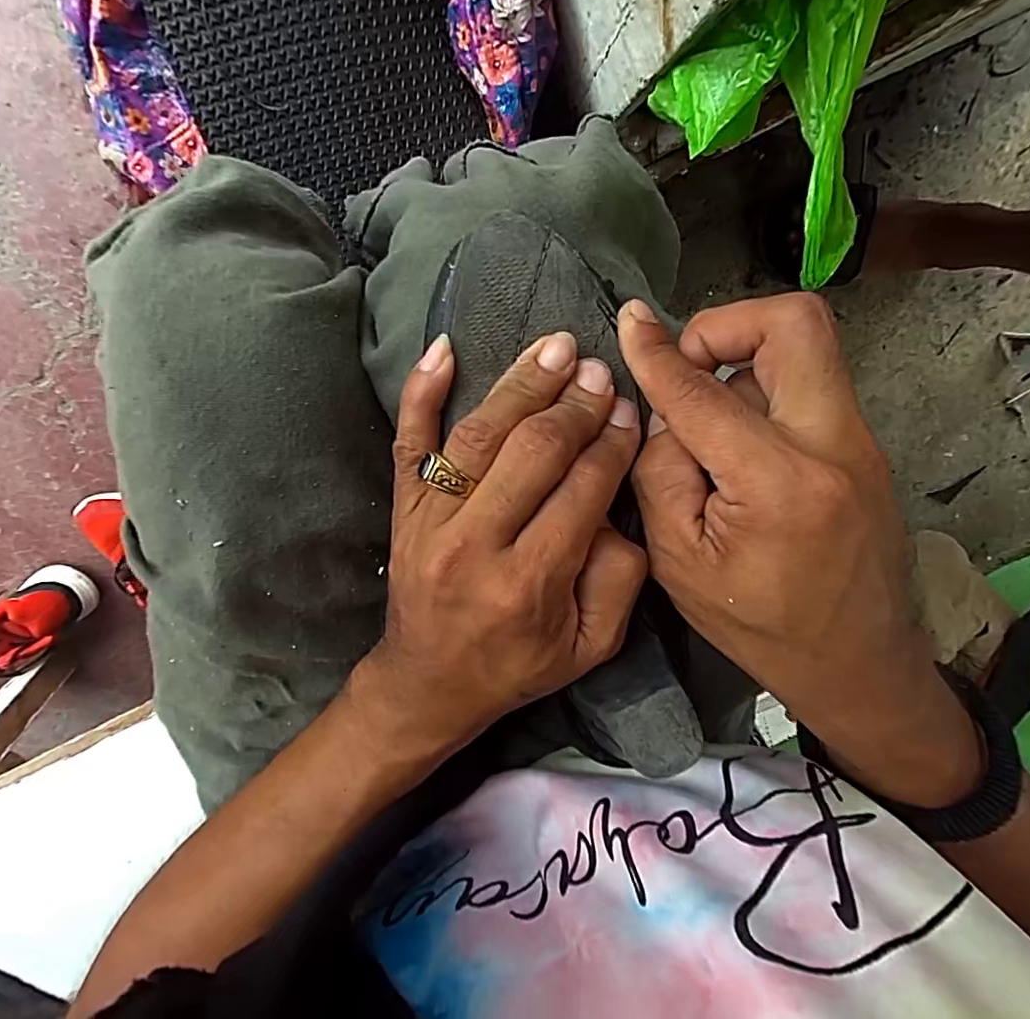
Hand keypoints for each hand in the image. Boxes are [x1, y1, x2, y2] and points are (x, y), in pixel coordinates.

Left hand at [349, 331, 648, 757]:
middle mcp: (474, 544)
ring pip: (478, 436)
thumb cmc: (514, 665)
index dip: (610, 443)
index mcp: (528, 582)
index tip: (627, 409)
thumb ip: (618, 577)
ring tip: (555, 349)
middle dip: (574, 406)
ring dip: (520, 385)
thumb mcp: (590, 645)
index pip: (581, 490)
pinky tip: (444, 348)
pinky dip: (421, 391)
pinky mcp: (402, 508)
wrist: (428, 682)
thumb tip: (615, 505)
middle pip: (532, 453)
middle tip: (599, 372)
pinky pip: (407, 441)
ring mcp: (429, 520)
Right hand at [616, 295, 980, 805]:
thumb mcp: (678, 561)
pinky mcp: (865, 447)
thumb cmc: (757, 625)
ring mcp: (861, 442)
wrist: (860, 666)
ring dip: (742, 361)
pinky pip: (809, 383)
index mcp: (779, 484)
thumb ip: (659, 472)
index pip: (704, 392)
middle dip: (725, 325)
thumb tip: (664, 410)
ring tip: (708, 419)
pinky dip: (762, 389)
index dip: (657, 352)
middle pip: (794, 322)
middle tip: (687, 368)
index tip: (630, 323)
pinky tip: (738, 443)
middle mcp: (834, 445)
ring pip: (804, 347)